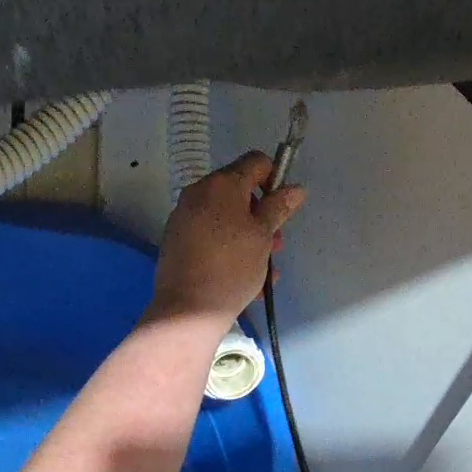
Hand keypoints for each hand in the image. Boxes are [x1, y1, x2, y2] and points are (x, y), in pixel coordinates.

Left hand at [148, 151, 305, 325]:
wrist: (187, 309)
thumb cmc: (232, 267)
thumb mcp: (263, 236)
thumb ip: (278, 208)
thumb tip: (295, 189)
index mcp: (221, 184)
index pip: (256, 162)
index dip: (275, 178)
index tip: (282, 208)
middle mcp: (197, 193)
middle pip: (239, 192)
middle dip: (262, 216)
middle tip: (275, 245)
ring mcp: (183, 218)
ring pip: (226, 219)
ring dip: (250, 238)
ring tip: (265, 271)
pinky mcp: (176, 241)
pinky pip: (211, 238)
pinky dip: (229, 250)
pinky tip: (245, 281)